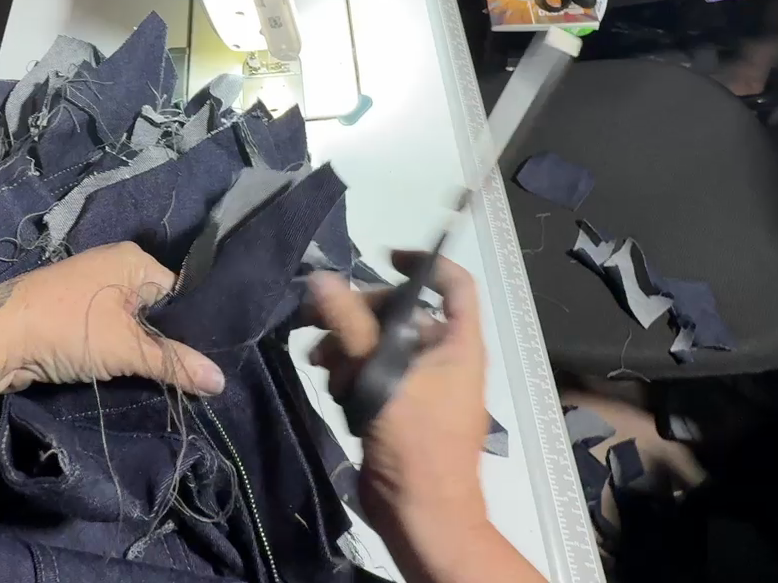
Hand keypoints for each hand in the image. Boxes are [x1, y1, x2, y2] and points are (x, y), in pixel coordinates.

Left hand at [0, 242, 225, 396]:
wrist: (0, 337)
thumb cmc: (69, 328)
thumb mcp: (128, 348)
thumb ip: (174, 363)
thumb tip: (222, 381)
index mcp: (134, 259)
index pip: (179, 294)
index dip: (192, 330)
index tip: (207, 364)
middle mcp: (115, 266)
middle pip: (156, 311)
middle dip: (166, 344)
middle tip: (190, 379)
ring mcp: (92, 289)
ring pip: (132, 325)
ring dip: (140, 352)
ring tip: (164, 382)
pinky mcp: (74, 312)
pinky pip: (110, 331)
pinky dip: (118, 352)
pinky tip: (130, 376)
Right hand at [309, 252, 528, 582]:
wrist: (422, 518)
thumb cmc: (415, 444)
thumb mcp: (380, 376)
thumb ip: (350, 324)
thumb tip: (321, 278)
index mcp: (458, 344)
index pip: (455, 283)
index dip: (423, 262)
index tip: (383, 258)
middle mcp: (442, 356)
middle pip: (400, 311)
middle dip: (357, 314)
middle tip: (320, 320)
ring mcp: (419, 380)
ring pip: (378, 340)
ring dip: (345, 345)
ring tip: (321, 361)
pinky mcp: (397, 402)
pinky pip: (370, 368)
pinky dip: (349, 370)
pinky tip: (331, 384)